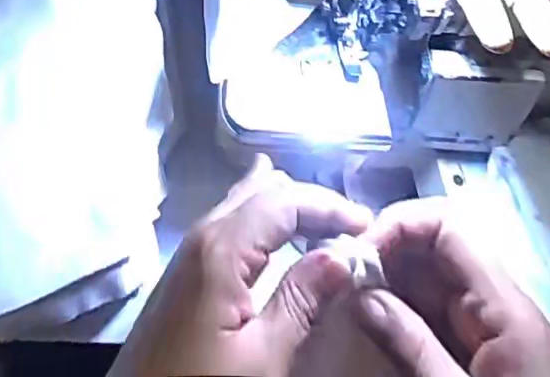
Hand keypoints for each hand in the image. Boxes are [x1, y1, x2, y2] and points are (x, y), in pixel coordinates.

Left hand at [110, 156, 372, 376]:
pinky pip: (231, 222)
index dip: (330, 206)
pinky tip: (279, 236)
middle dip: (310, 200)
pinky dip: (265, 221)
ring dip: (288, 207)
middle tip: (348, 226)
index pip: (286, 199)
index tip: (367, 225)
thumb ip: (302, 301)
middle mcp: (202, 235)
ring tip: (324, 226)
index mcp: (221, 246)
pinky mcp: (182, 276)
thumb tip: (341, 255)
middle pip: (264, 189)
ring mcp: (187, 253)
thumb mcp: (261, 362)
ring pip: (245, 201)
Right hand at [350, 198, 549, 376]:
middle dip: (393, 251)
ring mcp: (495, 326)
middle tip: (349, 274)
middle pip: (440, 249)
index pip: (449, 228)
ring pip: (438, 280)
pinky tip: (381, 318)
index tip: (363, 249)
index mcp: (503, 303)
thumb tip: (365, 295)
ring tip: (355, 293)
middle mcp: (500, 302)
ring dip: (396, 280)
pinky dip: (410, 309)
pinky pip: (443, 312)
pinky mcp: (489, 350)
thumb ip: (413, 346)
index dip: (403, 224)